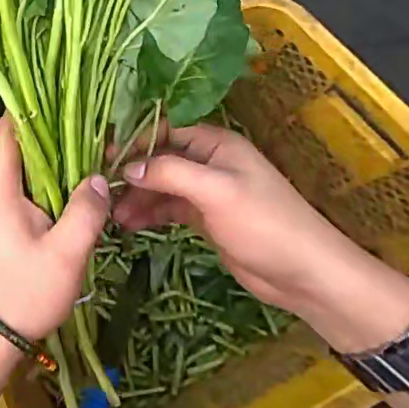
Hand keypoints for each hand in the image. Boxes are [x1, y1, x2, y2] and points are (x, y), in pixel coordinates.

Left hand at [0, 115, 110, 343]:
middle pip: (18, 147)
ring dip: (50, 167)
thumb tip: (99, 177)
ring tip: (87, 163)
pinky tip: (69, 197)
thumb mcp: (66, 253)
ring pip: (20, 171)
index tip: (69, 105)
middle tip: (92, 137)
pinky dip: (41, 188)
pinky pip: (18, 191)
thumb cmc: (24, 292)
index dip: (36, 111)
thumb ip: (85, 211)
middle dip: (53, 140)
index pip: (9, 129)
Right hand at [112, 124, 408, 350]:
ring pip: (161, 187)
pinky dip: (150, 214)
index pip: (165, 130)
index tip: (103, 157)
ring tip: (112, 216)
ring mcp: (207, 192)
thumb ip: (169, 173)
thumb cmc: (265, 224)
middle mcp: (209, 162)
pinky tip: (130, 225)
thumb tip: (127, 167)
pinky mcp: (206, 219)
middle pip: (159, 159)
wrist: (308, 276)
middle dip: (131, 174)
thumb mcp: (215, 192)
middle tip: (101, 192)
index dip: (134, 141)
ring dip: (137, 198)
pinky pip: (169, 209)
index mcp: (215, 144)